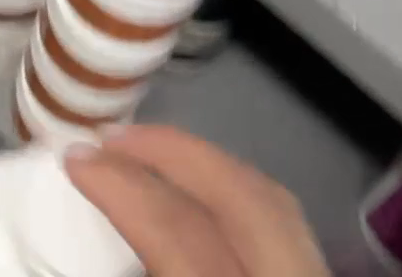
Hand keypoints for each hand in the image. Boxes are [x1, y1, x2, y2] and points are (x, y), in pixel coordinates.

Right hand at [65, 126, 328, 276]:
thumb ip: (135, 267)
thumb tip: (100, 218)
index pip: (180, 231)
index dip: (122, 188)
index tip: (77, 157)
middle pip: (240, 193)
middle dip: (171, 152)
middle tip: (112, 138)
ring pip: (272, 199)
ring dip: (206, 165)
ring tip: (150, 154)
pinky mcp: (324, 276)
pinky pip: (285, 222)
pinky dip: (238, 193)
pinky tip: (203, 195)